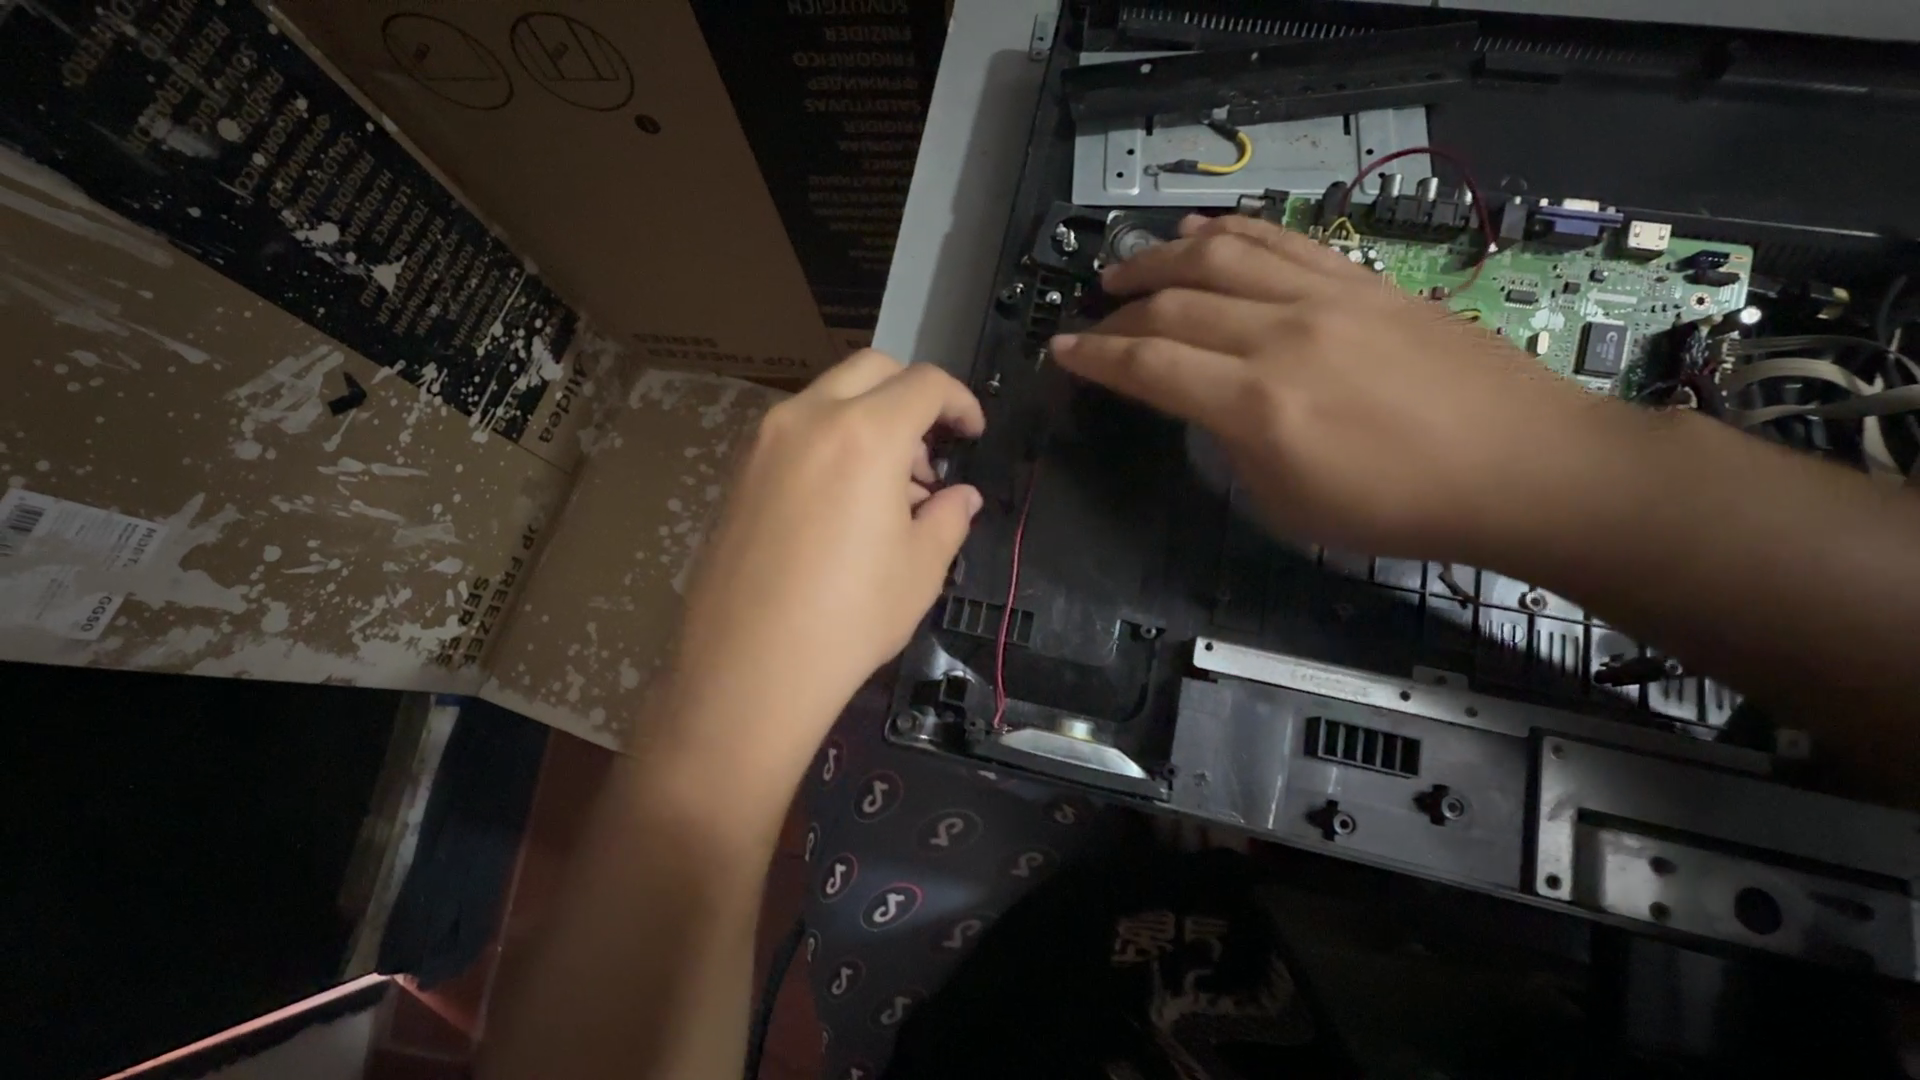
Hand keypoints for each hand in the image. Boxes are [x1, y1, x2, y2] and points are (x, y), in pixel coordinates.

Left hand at [664, 351, 984, 772]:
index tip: (972, 434)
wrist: (750, 667)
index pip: (925, 384)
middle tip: (930, 449)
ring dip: (869, 417)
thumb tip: (961, 496)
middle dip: (912, 395)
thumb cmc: (851, 617)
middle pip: (872, 369)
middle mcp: (809, 418)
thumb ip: (949, 516)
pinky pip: (796, 430)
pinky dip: (831, 439)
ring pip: (829, 396)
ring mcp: (765, 441)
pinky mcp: (739, 471)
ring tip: (890, 486)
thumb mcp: (921, 568)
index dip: (961, 402)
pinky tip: (843, 500)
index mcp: (866, 433)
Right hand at [1050, 213, 1629, 563]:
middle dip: (1118, 308)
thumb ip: (1232, 447)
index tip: (1060, 350)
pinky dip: (1230, 232)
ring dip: (1160, 256)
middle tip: (1091, 316)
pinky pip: (1282, 240)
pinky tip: (1200, 232)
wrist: (1520, 468)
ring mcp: (1325, 298)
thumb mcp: (1286, 505)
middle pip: (1174, 304)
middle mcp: (1281, 336)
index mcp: (1256, 406)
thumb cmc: (1397, 510)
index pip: (1149, 365)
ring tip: (1125, 263)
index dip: (1094, 356)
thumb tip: (1207, 405)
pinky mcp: (1362, 280)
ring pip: (1220, 255)